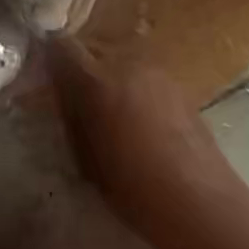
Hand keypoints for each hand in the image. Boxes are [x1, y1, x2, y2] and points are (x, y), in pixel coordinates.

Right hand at [50, 37, 248, 248]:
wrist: (202, 205)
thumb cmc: (134, 186)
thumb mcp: (85, 153)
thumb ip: (69, 112)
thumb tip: (58, 89)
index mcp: (95, 77)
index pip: (60, 44)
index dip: (50, 55)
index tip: (46, 71)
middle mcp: (124, 61)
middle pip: (91, 46)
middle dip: (81, 63)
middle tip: (77, 91)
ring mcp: (155, 68)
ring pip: (119, 55)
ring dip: (109, 71)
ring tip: (111, 103)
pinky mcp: (177, 82)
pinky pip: (143, 70)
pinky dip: (134, 82)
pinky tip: (139, 113)